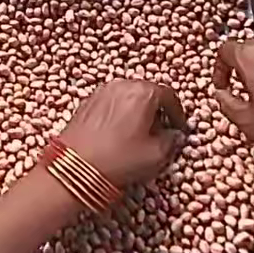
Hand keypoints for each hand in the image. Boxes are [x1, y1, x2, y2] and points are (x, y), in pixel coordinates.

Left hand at [58, 79, 185, 188]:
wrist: (74, 166)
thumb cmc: (118, 159)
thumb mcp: (156, 155)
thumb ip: (172, 141)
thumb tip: (174, 135)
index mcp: (143, 92)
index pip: (168, 96)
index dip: (177, 113)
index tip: (179, 128)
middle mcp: (121, 85)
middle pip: (147, 92)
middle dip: (157, 110)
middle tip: (161, 131)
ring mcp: (101, 92)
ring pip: (127, 96)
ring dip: (137, 111)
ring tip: (139, 133)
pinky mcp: (86, 103)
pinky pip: (110, 103)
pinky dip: (119, 113)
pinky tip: (118, 133)